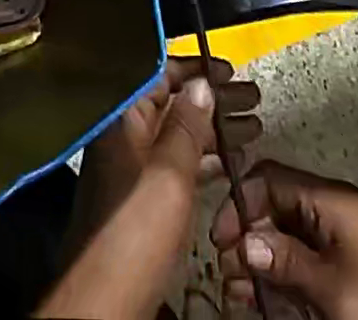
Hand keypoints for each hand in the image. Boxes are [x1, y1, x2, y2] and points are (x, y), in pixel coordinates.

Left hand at [35, 59, 260, 318]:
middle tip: (249, 97)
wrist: (108, 288)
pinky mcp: (139, 189)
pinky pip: (174, 159)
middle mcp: (121, 134)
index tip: (225, 70)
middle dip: (209, 97)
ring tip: (250, 125)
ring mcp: (130, 162)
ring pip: (175, 131)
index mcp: (121, 119)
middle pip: (168, 101)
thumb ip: (185, 127)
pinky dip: (201, 155)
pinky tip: (228, 161)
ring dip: (210, 126)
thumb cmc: (133, 232)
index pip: (156, 76)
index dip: (191, 69)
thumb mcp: (168, 173)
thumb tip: (200, 85)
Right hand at [212, 161, 357, 319]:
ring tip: (239, 291)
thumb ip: (284, 259)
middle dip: (246, 237)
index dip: (238, 203)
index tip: (220, 239)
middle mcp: (336, 212)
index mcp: (332, 201)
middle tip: (227, 272)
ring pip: (287, 239)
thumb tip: (244, 244)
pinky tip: (265, 299)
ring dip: (260, 261)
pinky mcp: (356, 271)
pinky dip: (283, 277)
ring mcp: (347, 243)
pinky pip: (307, 261)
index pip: (267, 179)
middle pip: (274, 208)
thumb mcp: (333, 287)